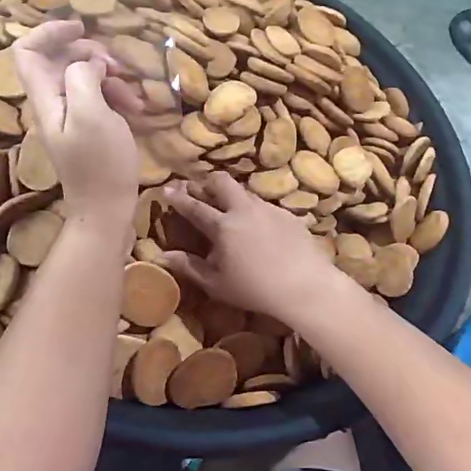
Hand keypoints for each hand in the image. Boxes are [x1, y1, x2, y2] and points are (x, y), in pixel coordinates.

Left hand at [12, 20, 139, 228]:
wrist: (106, 208)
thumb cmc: (100, 164)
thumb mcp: (91, 114)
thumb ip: (82, 78)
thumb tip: (86, 63)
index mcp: (44, 98)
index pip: (26, 50)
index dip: (49, 31)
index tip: (82, 28)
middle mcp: (51, 102)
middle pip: (59, 57)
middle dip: (90, 53)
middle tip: (116, 68)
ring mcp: (69, 114)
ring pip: (83, 75)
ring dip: (110, 75)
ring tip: (133, 94)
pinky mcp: (87, 126)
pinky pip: (97, 95)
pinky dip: (116, 94)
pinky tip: (136, 108)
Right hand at [161, 172, 359, 322]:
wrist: (306, 287)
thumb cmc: (255, 290)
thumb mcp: (216, 284)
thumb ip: (189, 267)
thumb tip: (163, 256)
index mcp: (223, 227)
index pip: (195, 207)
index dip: (179, 198)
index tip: (166, 189)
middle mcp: (244, 211)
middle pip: (222, 182)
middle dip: (208, 181)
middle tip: (199, 188)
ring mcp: (268, 210)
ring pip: (245, 192)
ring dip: (232, 195)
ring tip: (228, 207)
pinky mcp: (288, 215)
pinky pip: (264, 206)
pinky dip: (253, 210)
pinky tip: (257, 226)